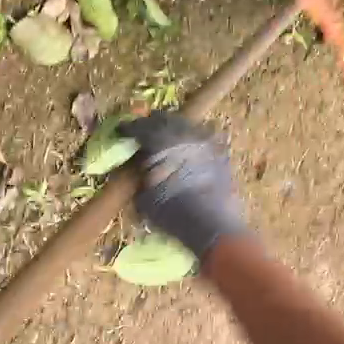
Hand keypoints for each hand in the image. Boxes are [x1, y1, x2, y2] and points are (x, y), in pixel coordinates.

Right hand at [116, 112, 250, 258]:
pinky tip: (192, 152)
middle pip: (165, 118)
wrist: (212, 225)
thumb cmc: (171, 212)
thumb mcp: (143, 199)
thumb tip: (139, 169)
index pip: (139, 126)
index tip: (121, 132)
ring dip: (176, 129)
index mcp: (159, 140)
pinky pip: (207, 139)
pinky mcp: (222, 154)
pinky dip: (196, 142)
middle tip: (144, 133)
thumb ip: (139, 177)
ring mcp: (206, 141)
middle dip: (153, 123)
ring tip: (169, 140)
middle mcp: (183, 133)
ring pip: (187, 125)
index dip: (128, 128)